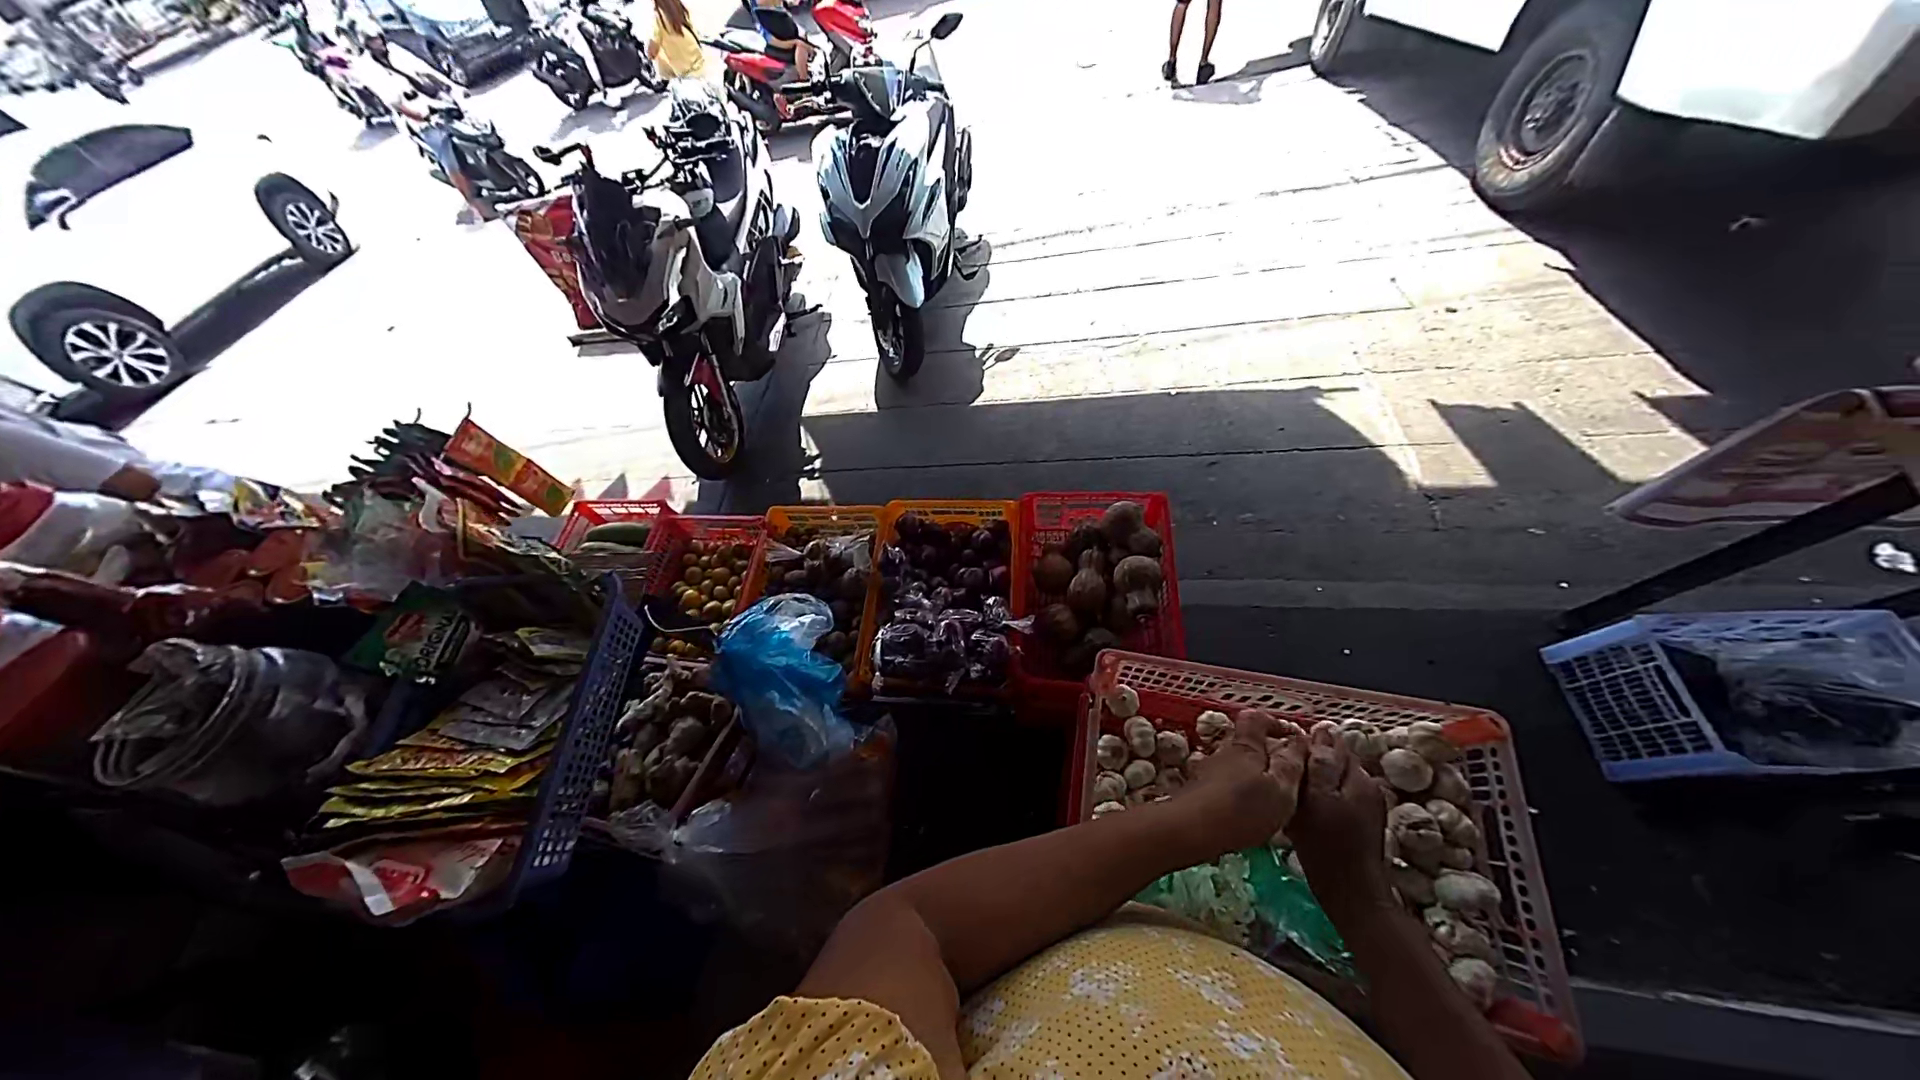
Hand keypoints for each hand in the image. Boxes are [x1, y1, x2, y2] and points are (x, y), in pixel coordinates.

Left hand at [1179, 709, 1308, 855]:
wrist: (1192, 830)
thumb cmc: (1242, 808)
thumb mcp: (1280, 788)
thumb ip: (1291, 763)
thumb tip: (1300, 741)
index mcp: (1245, 747)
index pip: (1256, 718)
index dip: (1276, 723)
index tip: (1296, 739)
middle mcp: (1223, 753)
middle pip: (1246, 743)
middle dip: (1269, 755)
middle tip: (1290, 777)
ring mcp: (1208, 772)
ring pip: (1236, 766)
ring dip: (1254, 778)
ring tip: (1274, 801)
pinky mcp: (1199, 793)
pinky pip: (1226, 785)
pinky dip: (1240, 794)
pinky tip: (1251, 815)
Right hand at [1290, 721, 1392, 921]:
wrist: (1351, 895)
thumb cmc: (1328, 848)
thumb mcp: (1316, 801)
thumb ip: (1319, 765)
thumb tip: (1321, 730)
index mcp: (1359, 778)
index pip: (1332, 744)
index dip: (1306, 745)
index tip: (1281, 753)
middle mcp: (1367, 788)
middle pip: (1332, 762)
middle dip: (1308, 763)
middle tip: (1280, 773)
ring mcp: (1365, 807)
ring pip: (1331, 781)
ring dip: (1311, 781)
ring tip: (1287, 791)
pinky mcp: (1358, 824)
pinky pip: (1333, 799)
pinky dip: (1317, 799)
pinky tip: (1301, 811)